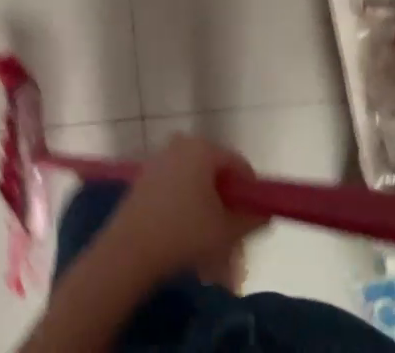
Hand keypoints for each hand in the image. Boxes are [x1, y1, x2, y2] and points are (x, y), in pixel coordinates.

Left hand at [109, 135, 269, 280]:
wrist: (130, 250)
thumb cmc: (185, 234)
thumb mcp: (228, 231)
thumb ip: (253, 218)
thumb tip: (264, 213)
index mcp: (202, 148)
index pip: (238, 164)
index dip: (250, 191)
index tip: (253, 217)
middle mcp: (179, 145)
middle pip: (214, 171)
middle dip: (226, 200)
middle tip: (232, 230)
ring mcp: (158, 159)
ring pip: (194, 182)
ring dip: (205, 207)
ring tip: (210, 239)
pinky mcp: (143, 177)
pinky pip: (174, 188)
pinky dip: (185, 207)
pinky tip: (186, 235)